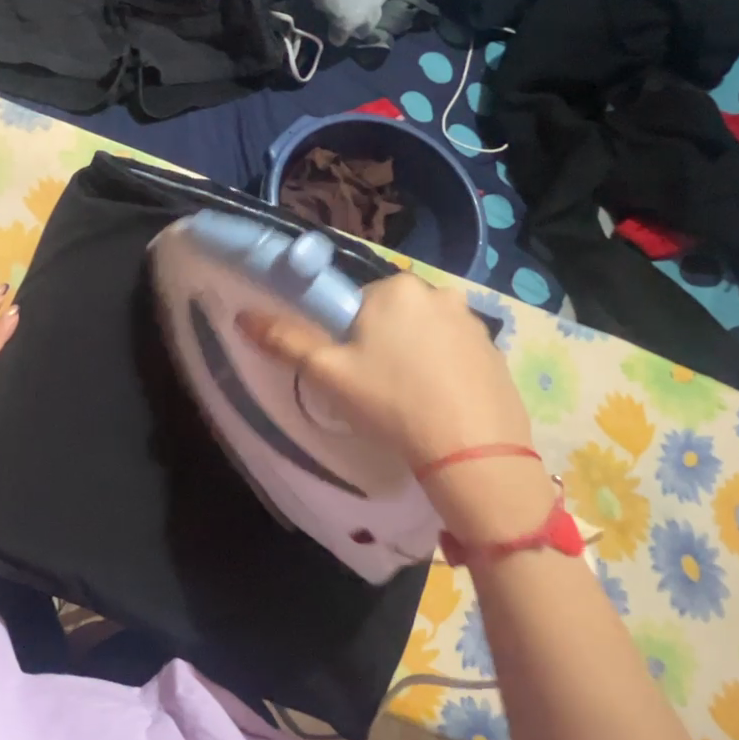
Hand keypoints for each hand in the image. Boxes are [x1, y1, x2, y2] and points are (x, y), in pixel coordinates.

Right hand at [236, 274, 552, 539]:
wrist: (471, 451)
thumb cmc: (390, 402)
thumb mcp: (326, 373)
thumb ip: (284, 339)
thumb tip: (242, 316)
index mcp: (394, 287)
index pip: (355, 300)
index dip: (344, 333)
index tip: (346, 365)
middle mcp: (439, 292)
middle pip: (390, 313)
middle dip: (378, 340)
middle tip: (369, 383)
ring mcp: (474, 321)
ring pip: (422, 331)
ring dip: (410, 353)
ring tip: (402, 396)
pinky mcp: (496, 351)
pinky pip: (453, 351)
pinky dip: (440, 369)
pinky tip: (433, 402)